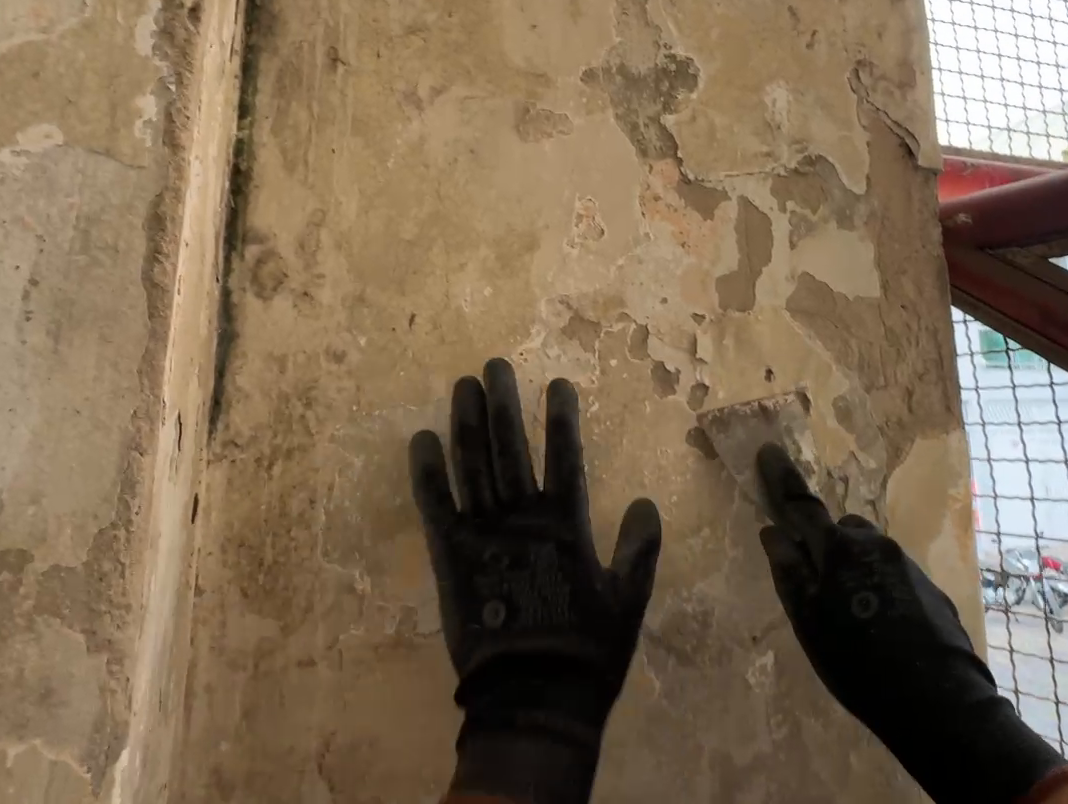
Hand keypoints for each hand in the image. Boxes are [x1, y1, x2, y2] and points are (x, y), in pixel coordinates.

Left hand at [410, 359, 661, 803]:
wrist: (532, 701)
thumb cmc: (584, 651)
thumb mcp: (627, 600)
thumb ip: (638, 548)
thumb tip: (645, 501)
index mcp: (565, 526)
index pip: (565, 457)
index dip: (561, 418)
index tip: (557, 383)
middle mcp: (521, 519)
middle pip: (509, 449)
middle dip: (503, 404)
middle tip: (495, 365)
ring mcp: (482, 534)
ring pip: (472, 466)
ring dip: (466, 423)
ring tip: (463, 384)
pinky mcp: (448, 556)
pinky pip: (434, 506)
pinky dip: (427, 472)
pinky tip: (421, 439)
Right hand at [756, 443, 1067, 803]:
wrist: (940, 703)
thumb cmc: (857, 660)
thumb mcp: (808, 621)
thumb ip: (789, 572)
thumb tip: (773, 531)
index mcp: (838, 548)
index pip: (801, 504)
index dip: (781, 477)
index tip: (769, 450)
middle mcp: (874, 544)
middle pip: (840, 528)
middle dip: (826, 542)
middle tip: (818, 584)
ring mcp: (906, 564)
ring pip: (868, 550)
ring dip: (854, 566)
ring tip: (852, 614)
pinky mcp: (930, 588)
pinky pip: (892, 573)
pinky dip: (878, 585)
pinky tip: (881, 625)